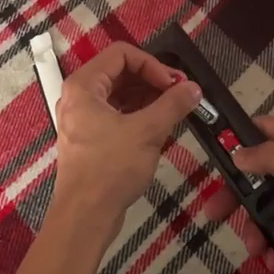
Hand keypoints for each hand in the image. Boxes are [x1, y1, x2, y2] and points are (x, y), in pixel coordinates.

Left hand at [51, 43, 204, 236]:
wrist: (85, 218)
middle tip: (180, 94)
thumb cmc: (110, 169)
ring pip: (120, 96)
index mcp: (84, 86)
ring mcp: (83, 120)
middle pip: (120, 73)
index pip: (121, 54)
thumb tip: (194, 88)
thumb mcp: (147, 132)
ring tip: (175, 110)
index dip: (152, 64)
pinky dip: (139, 116)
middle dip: (152, 81)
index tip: (175, 83)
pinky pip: (117, 115)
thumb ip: (172, 105)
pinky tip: (161, 127)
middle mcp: (79, 97)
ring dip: (148, 98)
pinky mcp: (90, 140)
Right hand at [229, 116, 273, 273]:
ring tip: (256, 251)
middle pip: (262, 174)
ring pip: (271, 206)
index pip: (265, 129)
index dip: (239, 138)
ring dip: (258, 228)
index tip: (213, 153)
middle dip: (240, 196)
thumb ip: (270, 159)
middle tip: (214, 214)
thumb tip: (238, 151)